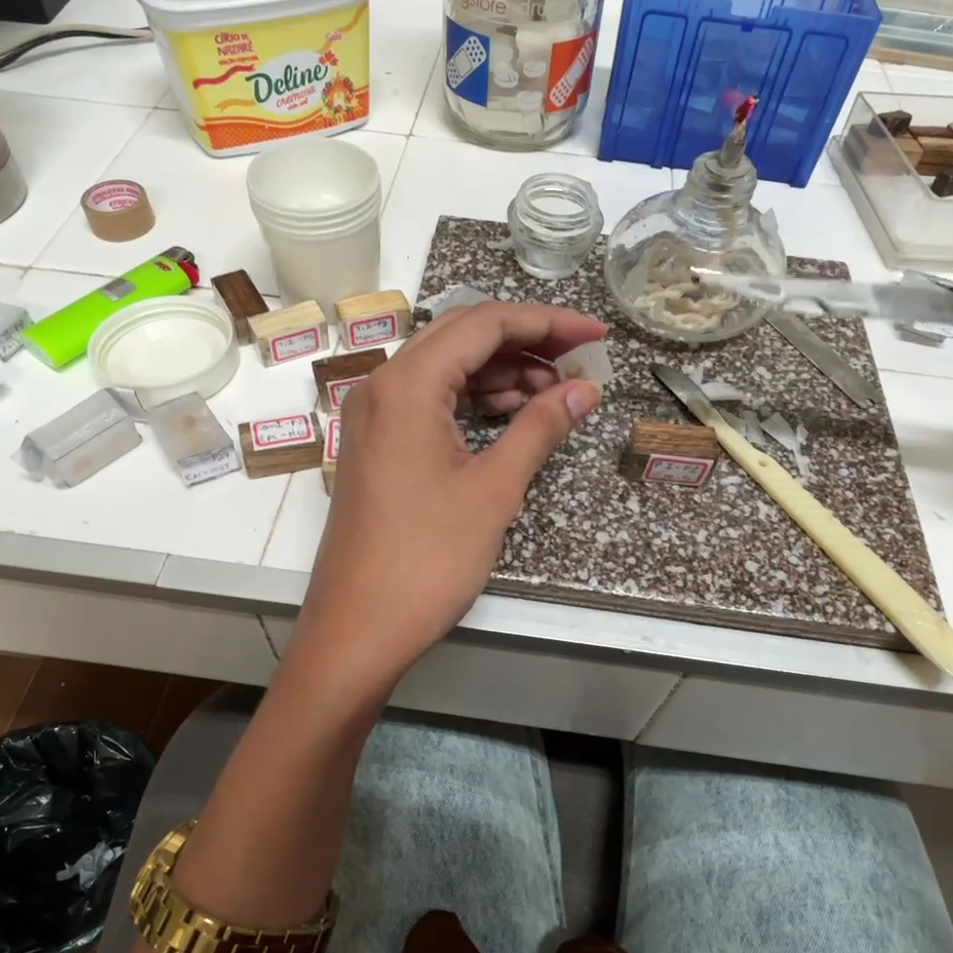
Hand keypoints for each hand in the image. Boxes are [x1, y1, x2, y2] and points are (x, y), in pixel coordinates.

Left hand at [285, 302, 605, 690]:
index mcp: (407, 384)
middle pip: (461, 337)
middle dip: (525, 343)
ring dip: (500, 374)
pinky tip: (512, 417)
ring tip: (555, 396)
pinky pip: (430, 404)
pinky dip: (473, 403)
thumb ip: (540, 428)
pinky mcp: (376, 447)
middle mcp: (382, 387)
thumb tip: (584, 390)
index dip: (546, 322)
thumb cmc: (426, 560)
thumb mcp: (494, 490)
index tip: (595, 336)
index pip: (483, 323)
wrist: (357, 630)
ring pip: (445, 371)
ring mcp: (373, 418)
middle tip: (578, 364)